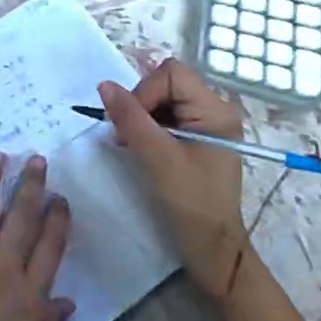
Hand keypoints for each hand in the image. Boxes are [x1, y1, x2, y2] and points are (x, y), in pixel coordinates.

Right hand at [98, 61, 248, 299]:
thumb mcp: (155, 157)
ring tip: (131, 144)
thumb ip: (130, 117)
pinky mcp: (195, 138)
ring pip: (161, 99)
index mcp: (215, 110)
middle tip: (126, 135)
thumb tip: (105, 85)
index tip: (131, 124)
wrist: (211, 245)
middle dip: (140, 104)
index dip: (144, 91)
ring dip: (140, 116)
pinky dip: (146, 127)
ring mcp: (206, 124)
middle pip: (165, 83)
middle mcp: (214, 110)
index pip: (171, 74)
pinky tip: (139, 148)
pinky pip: (164, 116)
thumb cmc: (189, 201)